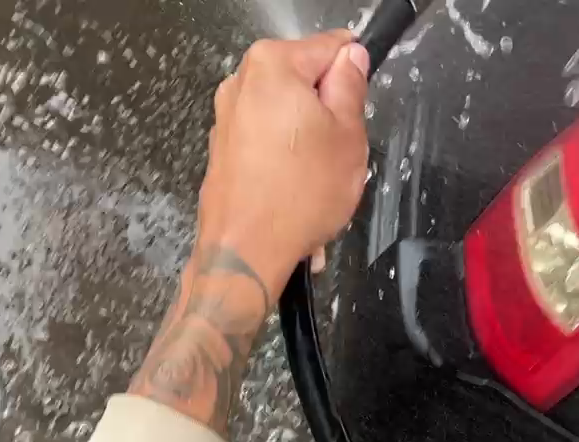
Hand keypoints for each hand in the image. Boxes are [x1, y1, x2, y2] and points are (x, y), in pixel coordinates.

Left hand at [127, 33, 369, 436]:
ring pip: (285, 131)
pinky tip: (296, 211)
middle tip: (339, 161)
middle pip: (303, 92)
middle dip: (326, 125)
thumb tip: (351, 60)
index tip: (358, 110)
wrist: (245, 256)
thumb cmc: (297, 198)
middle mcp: (239, 88)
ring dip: (307, 160)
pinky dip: (284, 180)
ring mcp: (225, 127)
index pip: (330, 48)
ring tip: (317, 197)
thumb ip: (351, 88)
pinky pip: (265, 161)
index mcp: (271, 65)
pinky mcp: (221, 162)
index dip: (353, 79)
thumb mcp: (348, 137)